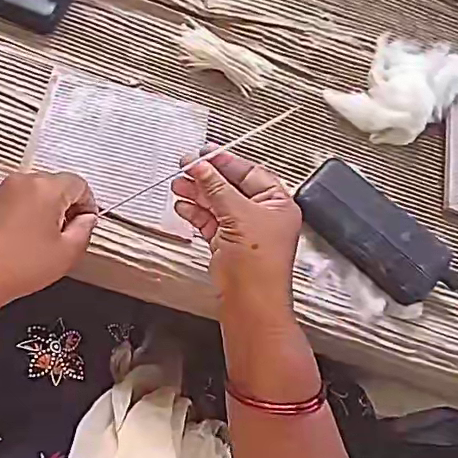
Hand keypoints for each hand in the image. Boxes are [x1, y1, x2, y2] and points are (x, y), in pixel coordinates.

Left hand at [0, 172, 98, 314]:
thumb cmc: (17, 267)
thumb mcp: (68, 252)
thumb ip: (85, 229)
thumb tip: (87, 220)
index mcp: (47, 188)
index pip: (80, 184)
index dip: (88, 205)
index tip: (86, 224)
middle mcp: (25, 181)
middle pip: (59, 185)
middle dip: (67, 207)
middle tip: (67, 235)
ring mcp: (6, 189)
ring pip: (39, 192)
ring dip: (48, 210)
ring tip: (44, 240)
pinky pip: (21, 199)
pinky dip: (29, 213)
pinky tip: (27, 239)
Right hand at [171, 151, 302, 314]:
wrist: (250, 304)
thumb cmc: (260, 267)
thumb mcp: (238, 215)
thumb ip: (217, 187)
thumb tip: (202, 167)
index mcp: (278, 204)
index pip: (250, 172)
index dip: (226, 162)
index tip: (205, 153)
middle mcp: (263, 216)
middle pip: (231, 187)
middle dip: (207, 177)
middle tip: (186, 166)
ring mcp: (244, 231)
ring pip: (217, 204)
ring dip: (197, 193)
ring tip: (179, 183)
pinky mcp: (228, 244)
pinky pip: (209, 221)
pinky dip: (196, 212)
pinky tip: (184, 205)